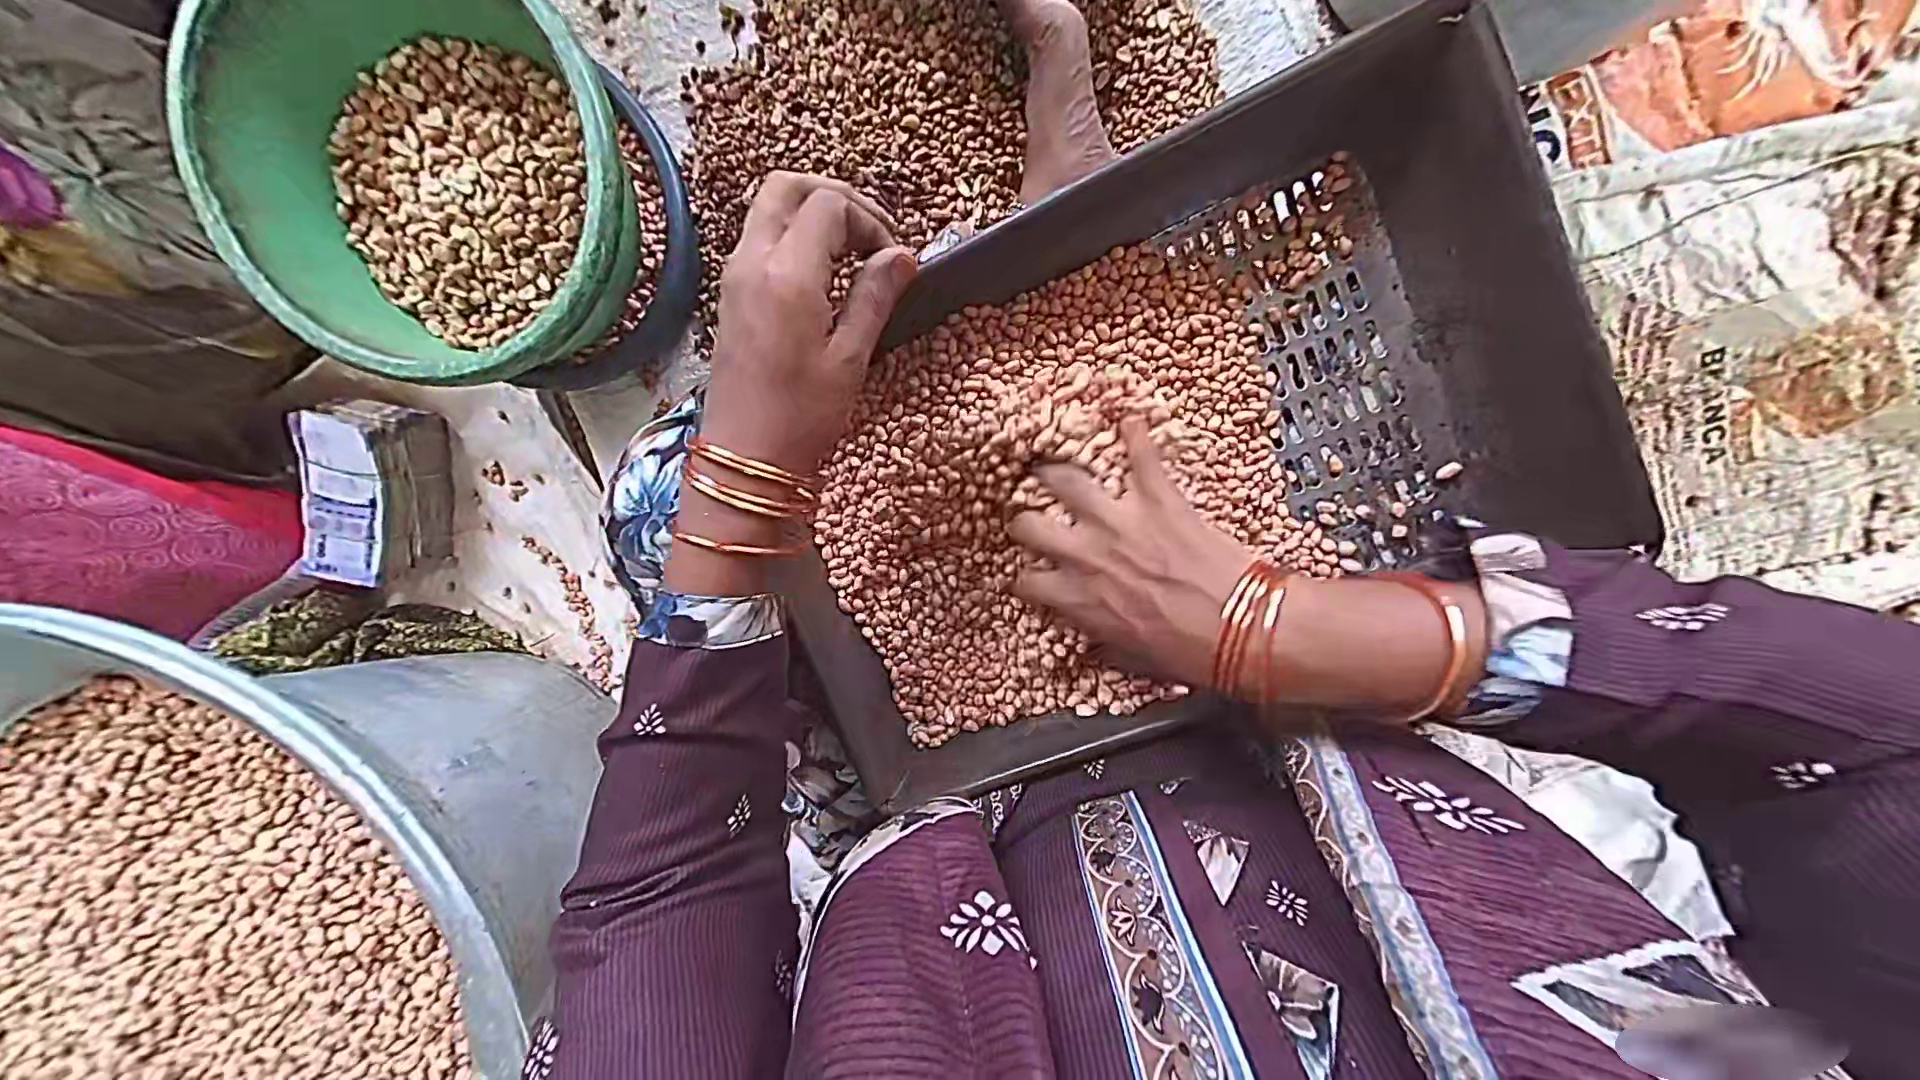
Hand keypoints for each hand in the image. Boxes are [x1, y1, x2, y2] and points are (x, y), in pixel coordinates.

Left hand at [702, 171, 918, 476]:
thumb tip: (901, 256)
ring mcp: (734, 277)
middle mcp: (751, 262)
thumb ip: (874, 297)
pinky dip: (794, 238)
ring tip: (852, 254)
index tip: (893, 258)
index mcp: (786, 274)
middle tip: (872, 234)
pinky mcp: (731, 295)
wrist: (746, 454)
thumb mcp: (850, 358)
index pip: (828, 206)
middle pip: (787, 186)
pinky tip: (824, 276)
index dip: (869, 220)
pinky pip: (760, 240)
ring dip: (813, 215)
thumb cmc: (802, 416)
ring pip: (769, 209)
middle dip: (835, 198)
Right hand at [1010, 418, 1492, 712]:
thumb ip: (1104, 646)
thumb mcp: (1135, 659)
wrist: (1244, 631)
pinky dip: (1136, 434)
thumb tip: (1092, 648)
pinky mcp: (1158, 500)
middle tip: (1033, 513)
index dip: (1024, 578)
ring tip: (1055, 462)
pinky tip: (1129, 419)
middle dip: (1025, 518)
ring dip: (1057, 470)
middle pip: (1028, 524)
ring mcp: (1119, 523)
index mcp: (1079, 599)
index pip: (1026, 582)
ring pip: (1066, 481)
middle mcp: (1087, 556)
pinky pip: (1141, 455)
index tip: (1032, 575)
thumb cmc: (1190, 652)